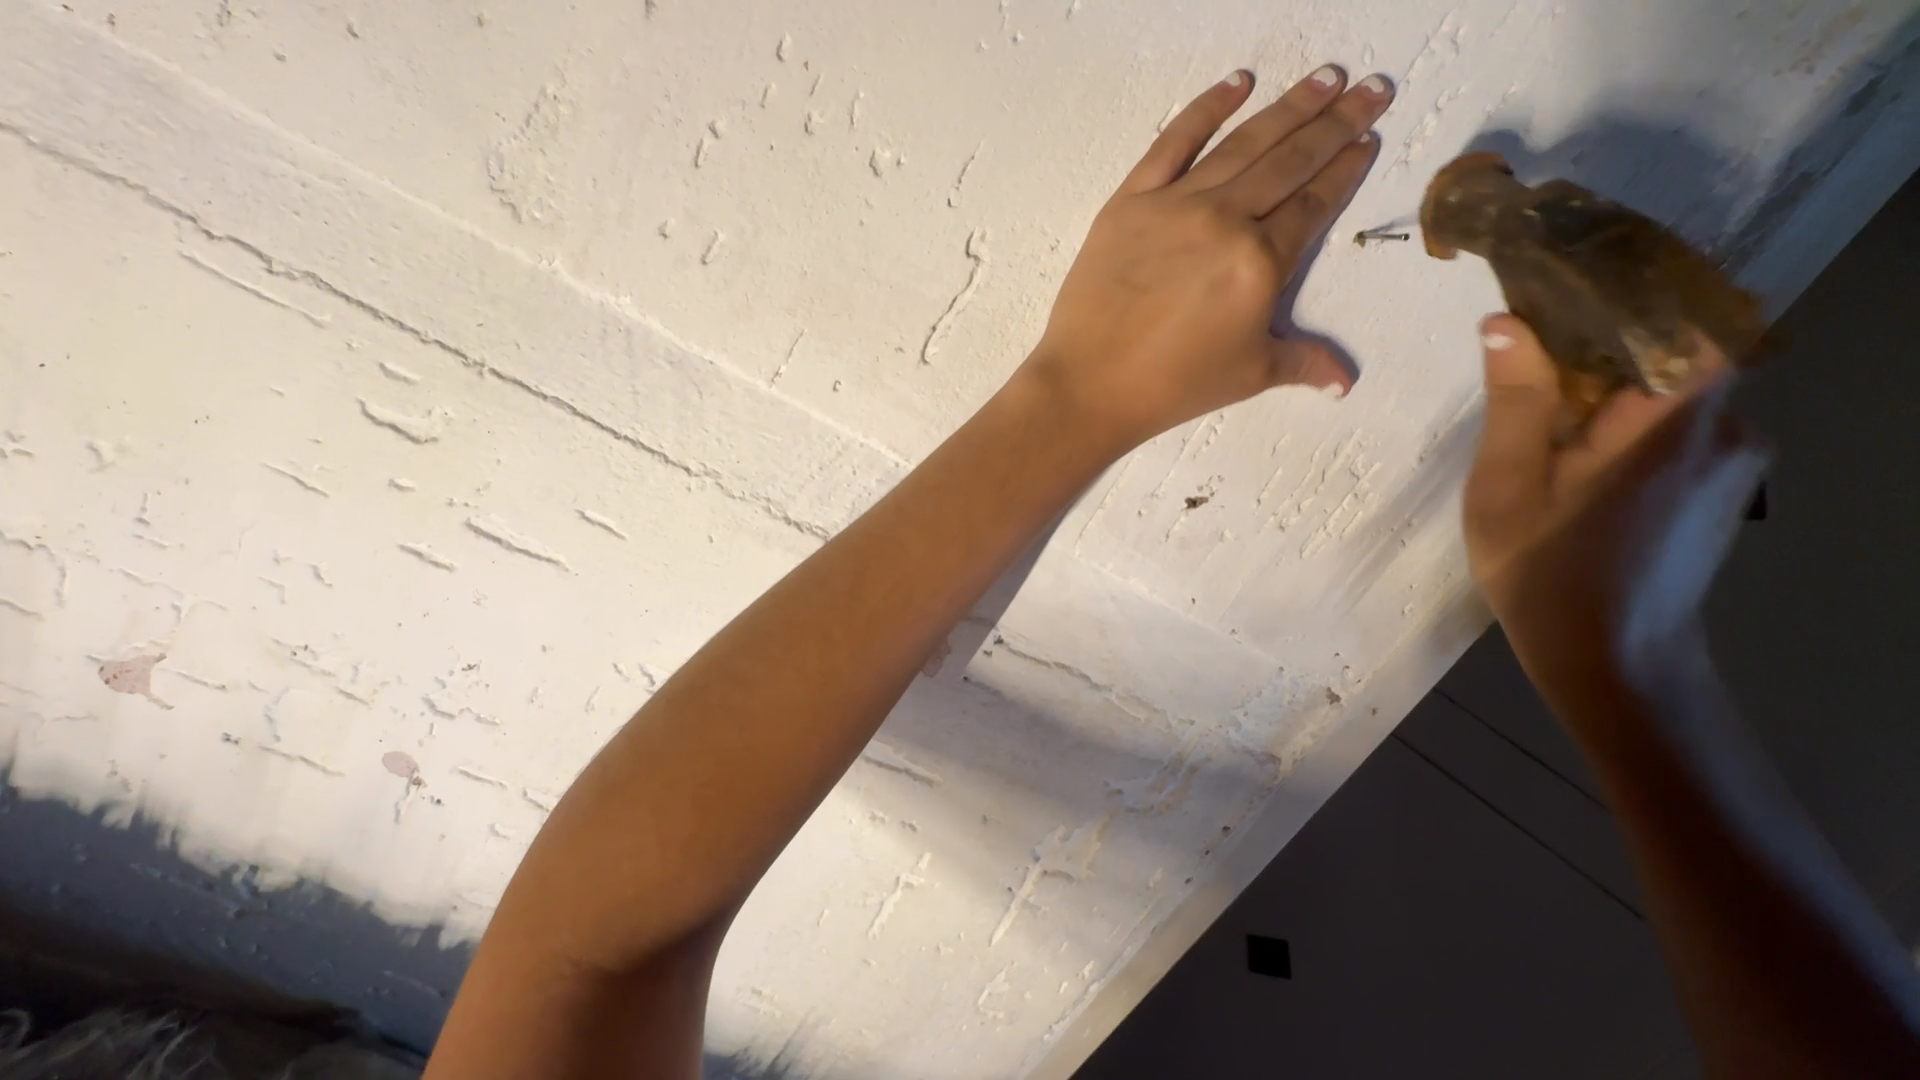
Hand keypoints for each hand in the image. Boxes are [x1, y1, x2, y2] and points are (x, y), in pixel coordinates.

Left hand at [1024, 65, 1394, 451]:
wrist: (1090, 383)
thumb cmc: (1173, 385)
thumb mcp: (1249, 375)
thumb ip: (1304, 362)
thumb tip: (1346, 380)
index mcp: (1260, 263)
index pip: (1313, 203)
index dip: (1344, 169)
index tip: (1367, 139)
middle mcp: (1224, 221)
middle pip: (1290, 161)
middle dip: (1336, 122)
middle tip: (1372, 88)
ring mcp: (1175, 205)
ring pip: (1243, 143)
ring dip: (1290, 107)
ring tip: (1326, 77)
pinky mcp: (1129, 201)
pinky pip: (1172, 142)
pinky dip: (1206, 109)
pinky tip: (1238, 83)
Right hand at [1464, 315, 1767, 696]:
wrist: (1610, 661)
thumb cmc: (1547, 572)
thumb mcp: (1508, 484)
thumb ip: (1517, 399)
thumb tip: (1505, 323)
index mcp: (1674, 421)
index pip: (1685, 318)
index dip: (1632, 295)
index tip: (1570, 291)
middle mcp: (1726, 430)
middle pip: (1677, 355)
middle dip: (1607, 351)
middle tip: (1534, 361)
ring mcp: (1732, 463)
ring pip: (1676, 395)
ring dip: (1616, 394)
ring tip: (1549, 421)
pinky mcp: (1722, 489)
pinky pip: (1680, 430)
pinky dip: (1632, 426)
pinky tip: (1581, 461)